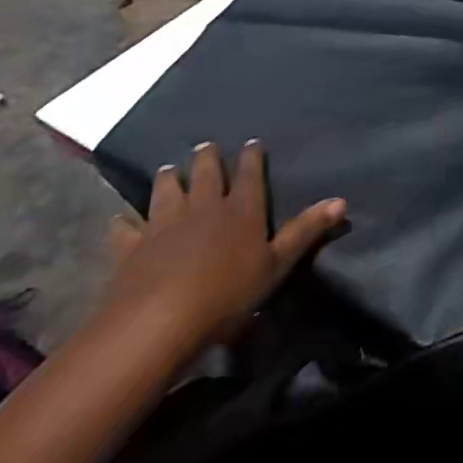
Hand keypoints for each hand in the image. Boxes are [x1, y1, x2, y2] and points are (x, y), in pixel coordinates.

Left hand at [103, 140, 345, 350]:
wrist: (161, 320)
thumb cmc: (229, 293)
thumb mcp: (277, 265)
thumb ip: (306, 231)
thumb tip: (341, 200)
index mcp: (241, 210)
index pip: (249, 174)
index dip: (251, 157)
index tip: (252, 142)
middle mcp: (203, 207)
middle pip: (205, 173)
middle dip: (207, 157)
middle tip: (206, 146)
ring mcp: (164, 223)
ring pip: (166, 190)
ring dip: (169, 178)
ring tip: (169, 168)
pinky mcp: (133, 246)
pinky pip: (126, 228)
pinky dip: (124, 222)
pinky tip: (121, 220)